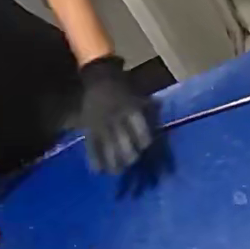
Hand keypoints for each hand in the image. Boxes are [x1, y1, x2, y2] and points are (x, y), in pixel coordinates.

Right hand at [75, 56, 156, 174]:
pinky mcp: (89, 128)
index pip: (141, 132)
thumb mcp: (140, 95)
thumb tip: (160, 130)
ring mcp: (101, 125)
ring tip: (117, 172)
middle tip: (133, 161)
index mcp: (131, 110)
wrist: (98, 76)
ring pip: (108, 149)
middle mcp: (117, 120)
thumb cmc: (123, 87)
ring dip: (114, 163)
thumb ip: (150, 112)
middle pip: (124, 144)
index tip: (146, 147)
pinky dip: (95, 161)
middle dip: (130, 156)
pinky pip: (91, 147)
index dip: (145, 142)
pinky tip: (99, 171)